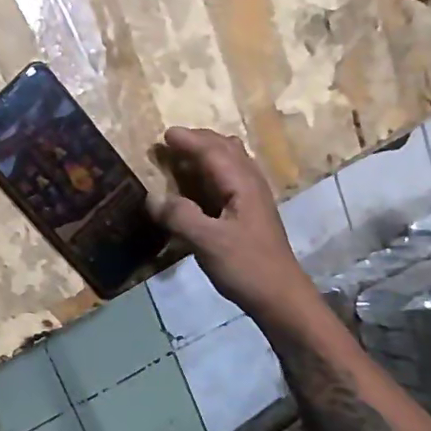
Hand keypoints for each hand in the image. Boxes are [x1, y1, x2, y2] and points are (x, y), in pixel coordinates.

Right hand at [150, 127, 314, 314]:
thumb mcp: (207, 241)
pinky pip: (229, 181)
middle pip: (226, 150)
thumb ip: (179, 216)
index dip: (189, 141)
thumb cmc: (245, 266)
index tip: (165, 134)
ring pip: (231, 164)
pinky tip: (199, 187)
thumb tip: (151, 198)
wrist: (279, 296)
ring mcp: (252, 199)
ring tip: (183, 157)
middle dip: (200, 141)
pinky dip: (211, 173)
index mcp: (241, 185)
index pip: (213, 151)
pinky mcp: (249, 215)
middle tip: (173, 142)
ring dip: (207, 155)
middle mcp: (250, 184)